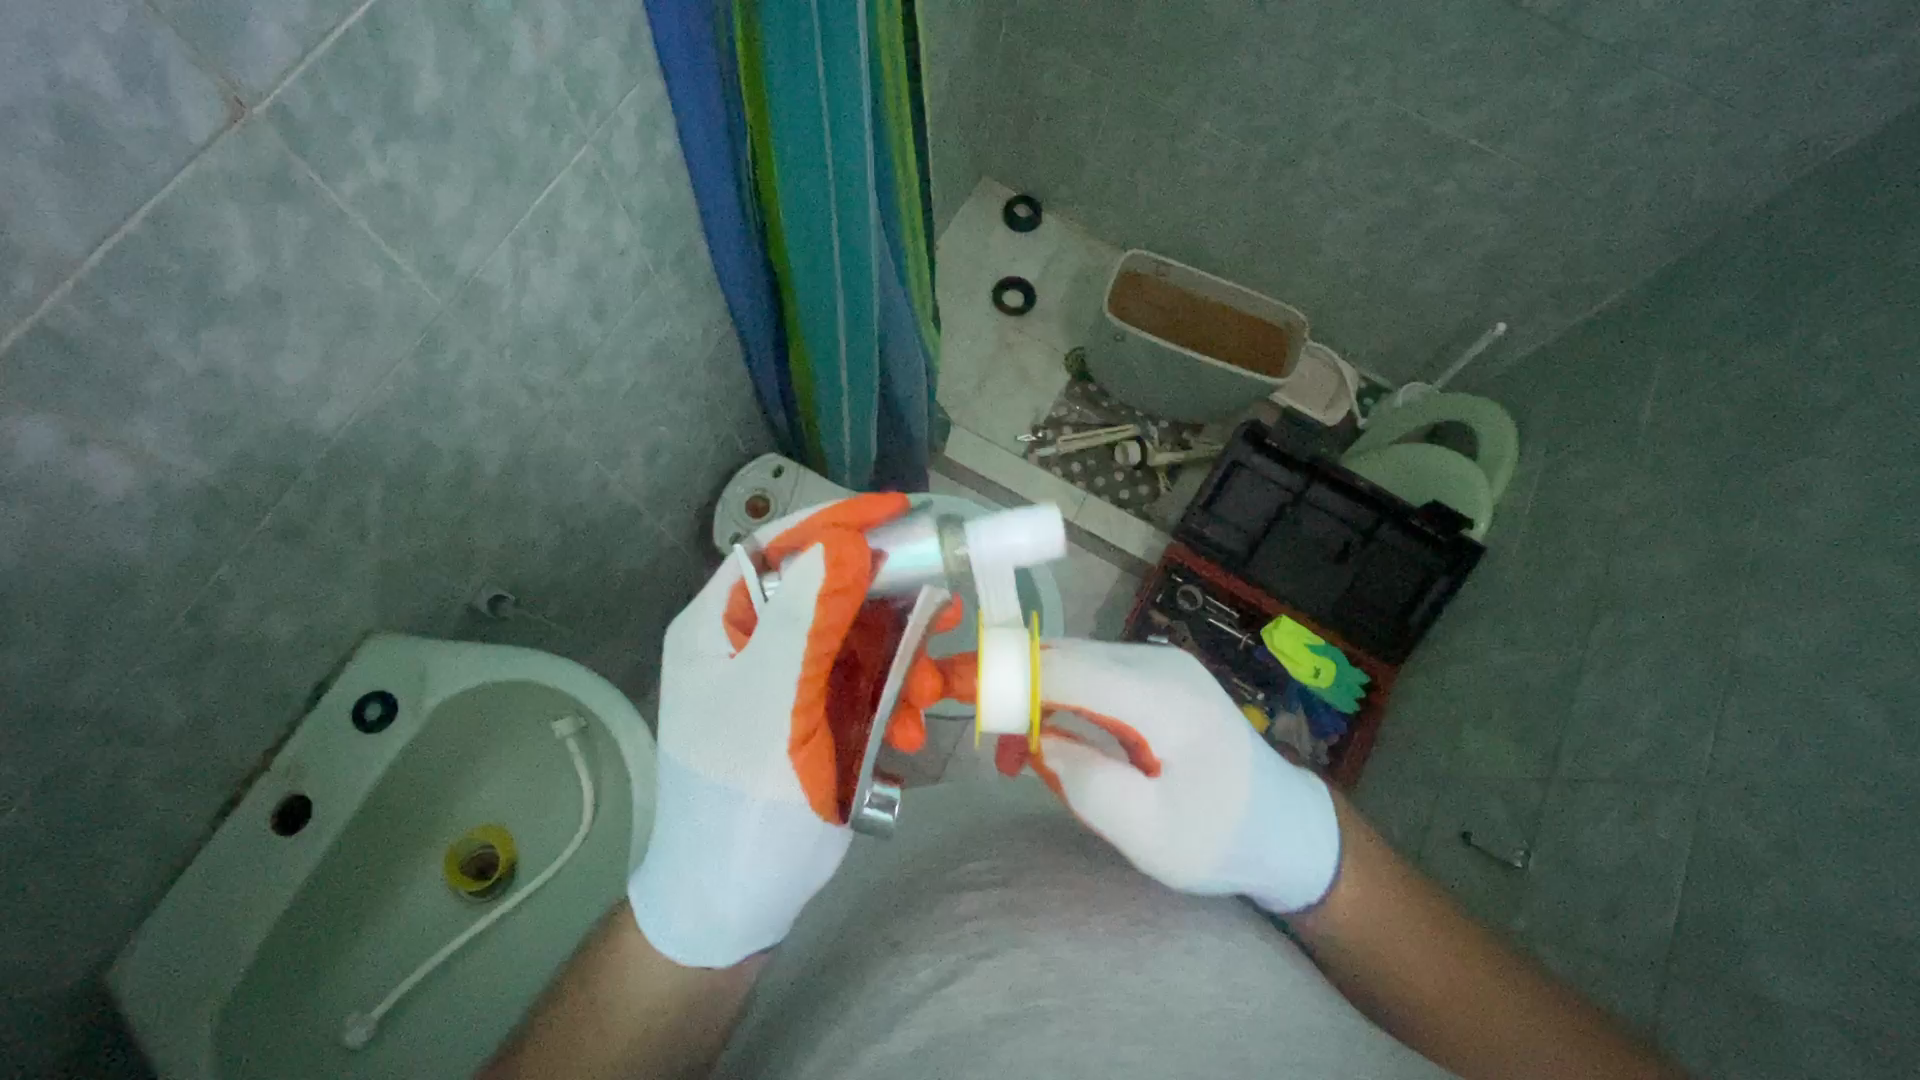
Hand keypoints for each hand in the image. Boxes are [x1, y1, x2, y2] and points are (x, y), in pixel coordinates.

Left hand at [628, 494, 955, 967]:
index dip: (838, 523)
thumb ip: (806, 619)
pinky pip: (873, 684)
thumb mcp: (771, 702)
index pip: (781, 549)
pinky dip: (898, 701)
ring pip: (865, 640)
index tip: (900, 512)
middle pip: (835, 593)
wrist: (739, 899)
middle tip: (948, 609)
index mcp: (723, 625)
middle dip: (893, 608)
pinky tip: (909, 734)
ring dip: (904, 662)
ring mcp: (794, 679)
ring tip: (924, 699)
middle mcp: (757, 641)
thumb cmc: (739, 799)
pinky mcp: (824, 714)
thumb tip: (843, 541)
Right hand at [991, 639, 1341, 913]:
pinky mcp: (1158, 677)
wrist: (1285, 827)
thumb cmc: (1221, 838)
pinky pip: (1094, 675)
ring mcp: (1161, 665)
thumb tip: (1042, 738)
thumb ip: (1089, 783)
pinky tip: (1062, 742)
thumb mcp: (1152, 834)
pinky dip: (1064, 701)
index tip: (956, 692)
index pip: (1064, 666)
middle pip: (1064, 657)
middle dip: (1017, 694)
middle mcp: (1159, 664)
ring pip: (1074, 663)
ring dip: (1039, 700)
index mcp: (1163, 698)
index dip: (1005, 676)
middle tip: (1001, 754)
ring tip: (1027, 759)